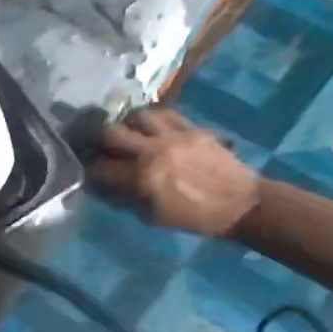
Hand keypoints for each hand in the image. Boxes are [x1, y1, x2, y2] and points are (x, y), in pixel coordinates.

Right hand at [91, 108, 260, 235]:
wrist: (242, 205)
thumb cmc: (194, 217)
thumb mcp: (153, 216)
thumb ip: (127, 198)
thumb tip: (107, 186)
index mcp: (142, 178)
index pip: (101, 167)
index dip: (90, 169)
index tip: (90, 171)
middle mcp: (153, 151)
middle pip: (111, 132)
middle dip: (102, 140)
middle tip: (105, 146)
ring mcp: (174, 137)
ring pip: (138, 116)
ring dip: (129, 124)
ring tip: (131, 132)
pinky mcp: (193, 129)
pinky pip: (166, 114)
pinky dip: (155, 120)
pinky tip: (155, 128)